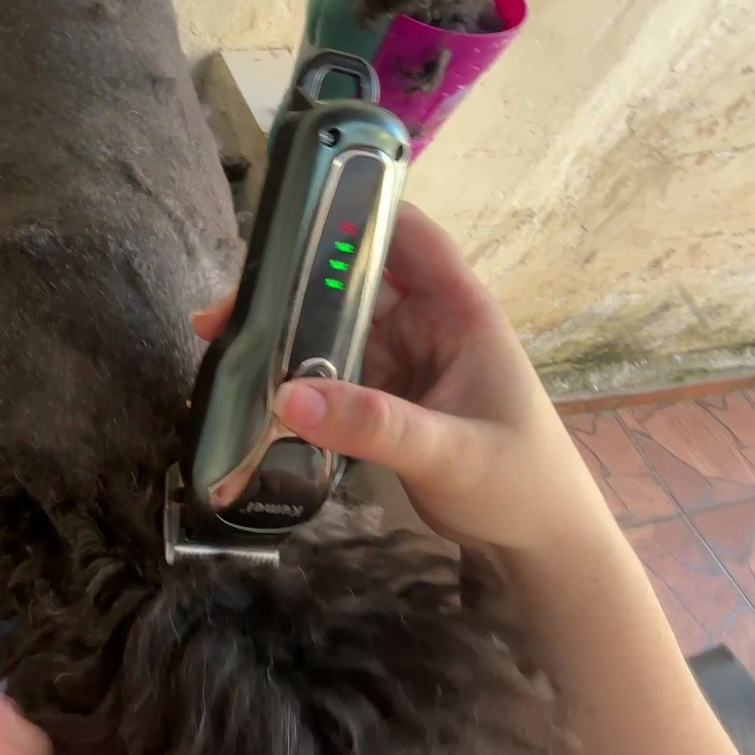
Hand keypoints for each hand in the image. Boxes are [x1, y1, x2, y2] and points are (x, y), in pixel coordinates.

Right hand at [192, 202, 608, 552]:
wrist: (533, 543)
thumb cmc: (520, 486)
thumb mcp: (450, 453)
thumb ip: (375, 425)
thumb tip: (287, 396)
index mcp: (456, 310)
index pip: (408, 235)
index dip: (357, 210)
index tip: (291, 216)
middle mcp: (421, 323)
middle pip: (349, 281)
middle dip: (290, 285)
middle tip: (228, 310)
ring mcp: (396, 359)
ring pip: (329, 327)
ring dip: (282, 333)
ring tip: (222, 341)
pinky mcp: (377, 394)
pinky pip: (326, 372)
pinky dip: (292, 375)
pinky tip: (251, 382)